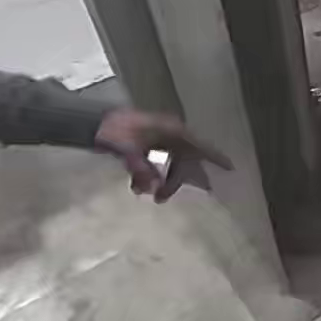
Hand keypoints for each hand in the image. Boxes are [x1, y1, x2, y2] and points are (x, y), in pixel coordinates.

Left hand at [94, 109, 232, 202]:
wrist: (90, 122)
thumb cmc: (111, 131)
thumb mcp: (126, 151)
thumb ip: (142, 169)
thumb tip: (154, 187)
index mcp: (171, 130)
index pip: (199, 145)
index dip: (216, 157)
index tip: (231, 168)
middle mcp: (168, 134)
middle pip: (183, 160)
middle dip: (175, 181)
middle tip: (161, 198)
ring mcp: (157, 140)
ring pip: (169, 164)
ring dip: (160, 181)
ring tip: (147, 194)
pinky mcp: (145, 146)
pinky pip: (156, 164)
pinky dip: (149, 177)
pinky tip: (137, 187)